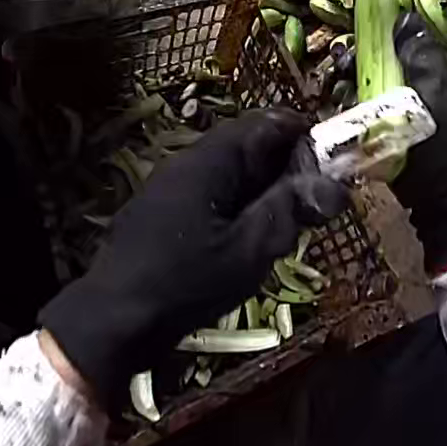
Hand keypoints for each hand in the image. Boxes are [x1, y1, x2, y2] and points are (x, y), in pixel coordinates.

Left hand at [39, 108, 347, 409]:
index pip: (269, 123)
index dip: (305, 136)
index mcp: (213, 158)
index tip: (331, 165)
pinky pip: (216, 190)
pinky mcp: (166, 207)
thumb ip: (291, 210)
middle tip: (313, 201)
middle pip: (253, 144)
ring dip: (266, 188)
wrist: (110, 322)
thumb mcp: (249, 249)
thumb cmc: (185, 282)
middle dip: (289, 166)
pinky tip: (248, 238)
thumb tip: (336, 186)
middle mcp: (192, 159)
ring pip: (235, 169)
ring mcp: (175, 183)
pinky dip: (242, 203)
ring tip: (286, 223)